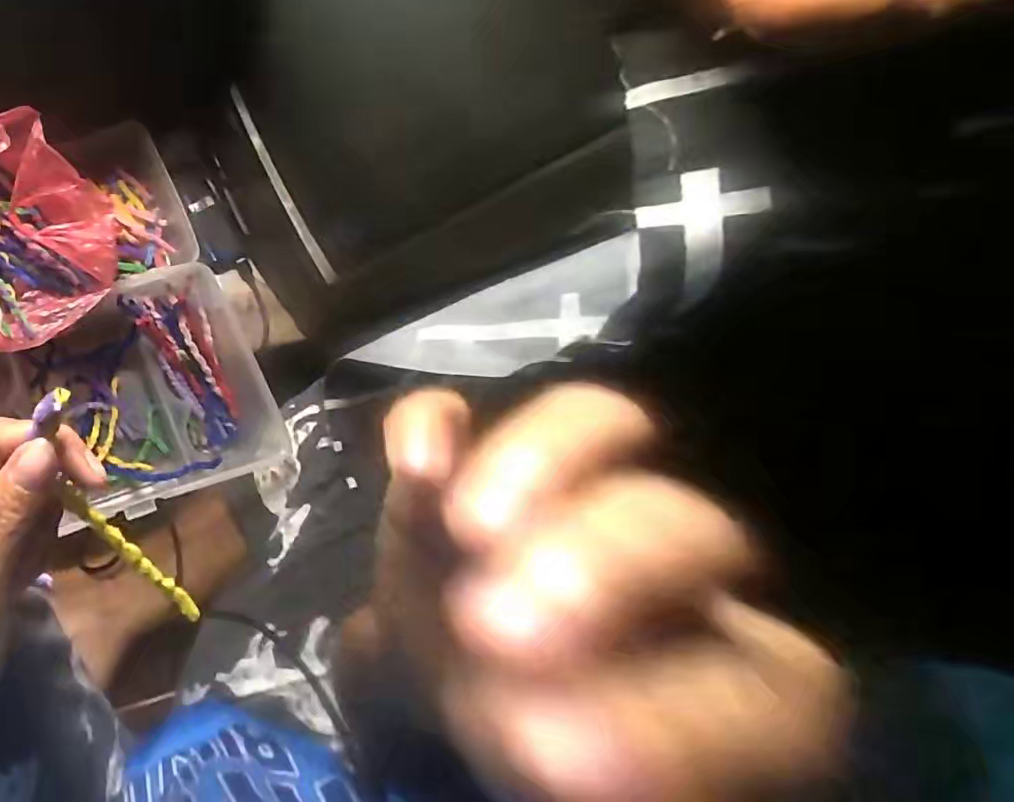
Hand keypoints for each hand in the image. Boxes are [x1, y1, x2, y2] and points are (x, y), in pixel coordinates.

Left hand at [0, 416, 105, 746]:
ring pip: (24, 474)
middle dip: (48, 487)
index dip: (49, 446)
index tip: (95, 482)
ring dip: (42, 518)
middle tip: (73, 526)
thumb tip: (43, 449)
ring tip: (24, 571)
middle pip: (11, 448)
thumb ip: (5, 520)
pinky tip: (21, 571)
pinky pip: (23, 501)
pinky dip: (36, 531)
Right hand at [369, 384, 848, 800]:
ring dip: (531, 466)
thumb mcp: (555, 763)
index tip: (549, 756)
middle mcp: (665, 555)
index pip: (757, 681)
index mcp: (737, 666)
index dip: (667, 717)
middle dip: (594, 567)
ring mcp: (559, 481)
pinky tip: (416, 466)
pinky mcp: (463, 447)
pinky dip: (432, 424)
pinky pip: (455, 411)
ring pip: (593, 423)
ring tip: (463, 529)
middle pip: (676, 522)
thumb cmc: (523, 726)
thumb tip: (534, 731)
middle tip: (490, 627)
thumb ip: (567, 747)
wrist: (444, 660)